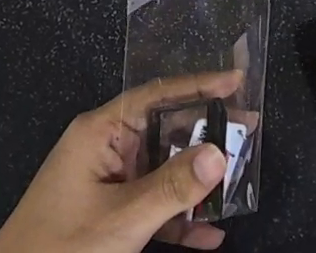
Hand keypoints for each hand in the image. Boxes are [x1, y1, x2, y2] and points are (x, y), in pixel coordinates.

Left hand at [0, 69, 243, 252]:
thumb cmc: (63, 245)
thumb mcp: (122, 218)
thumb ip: (171, 187)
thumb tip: (219, 151)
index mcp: (100, 132)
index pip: (156, 95)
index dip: (198, 85)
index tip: (237, 79)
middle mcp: (105, 148)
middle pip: (164, 130)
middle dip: (206, 134)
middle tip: (251, 130)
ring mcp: (107, 182)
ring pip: (162, 171)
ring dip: (197, 183)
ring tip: (242, 180)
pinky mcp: (109, 214)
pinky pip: (152, 205)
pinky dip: (179, 219)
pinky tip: (210, 234)